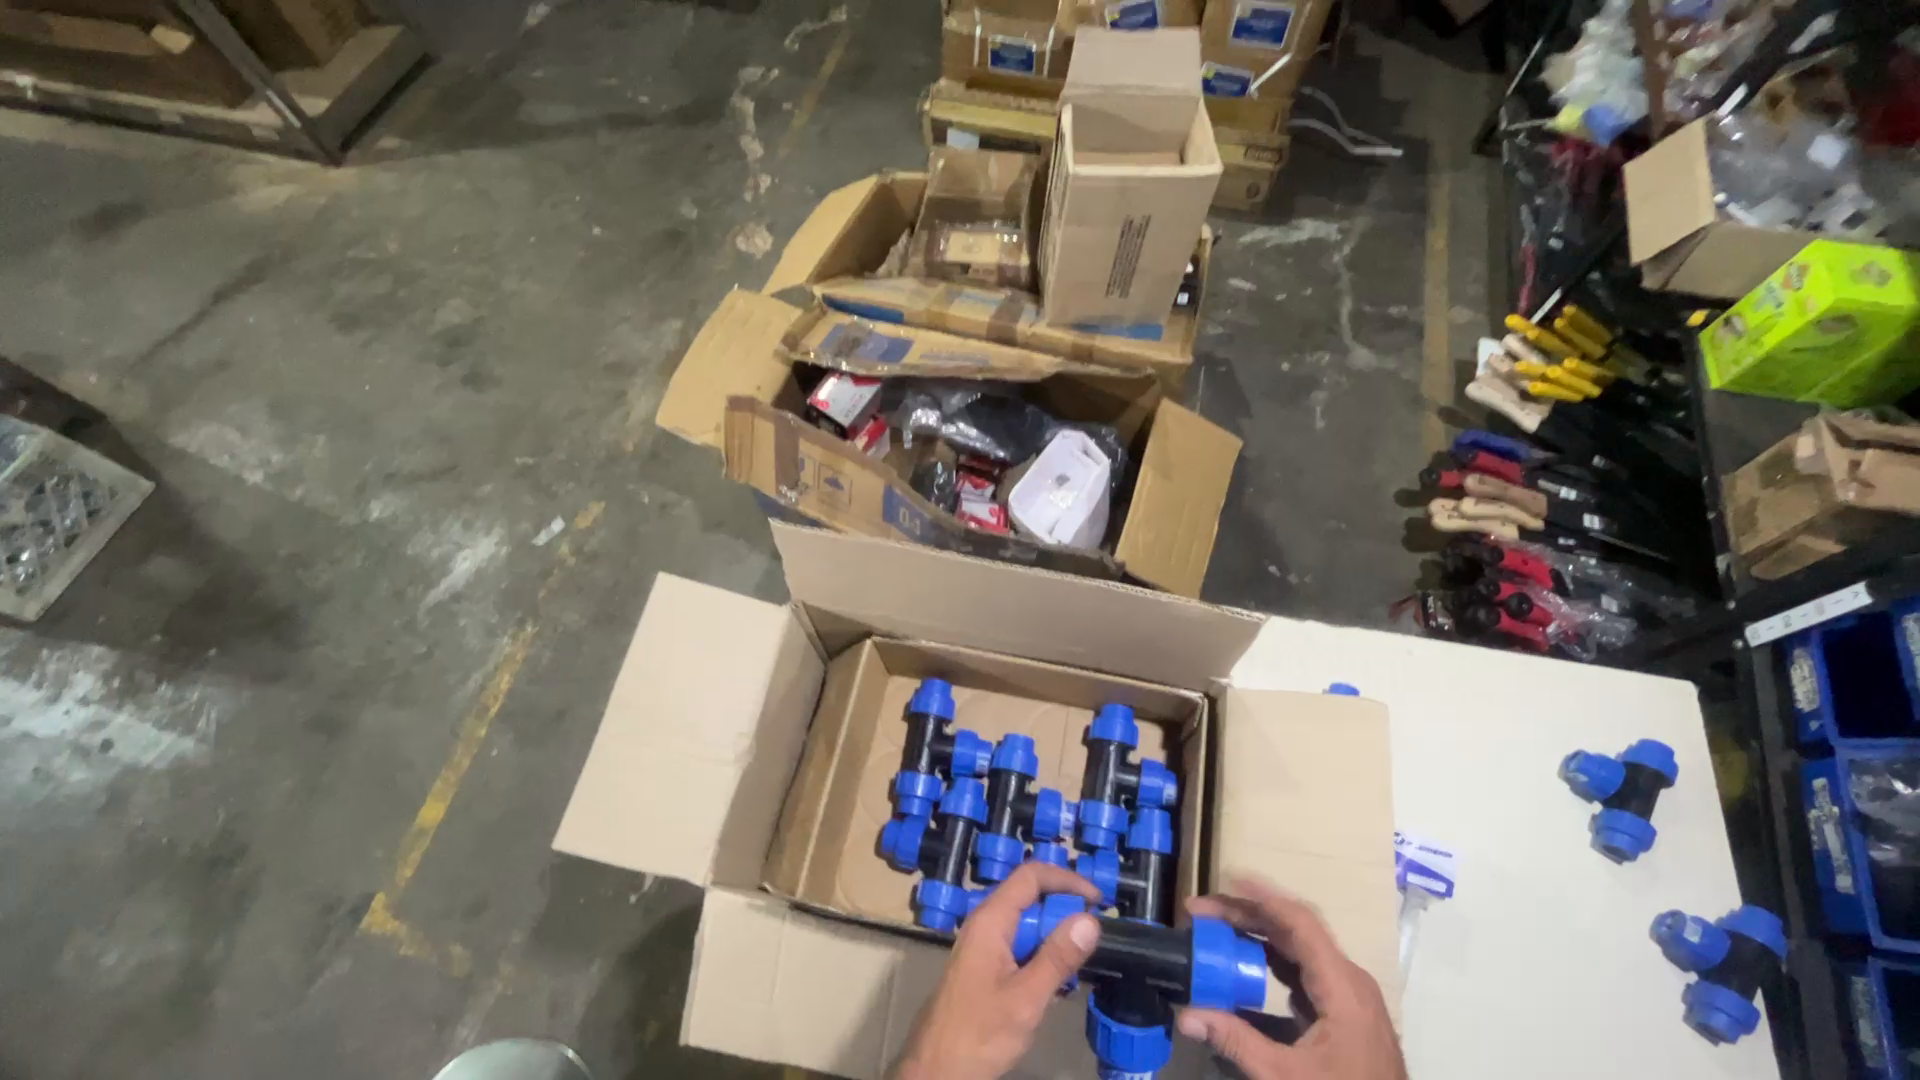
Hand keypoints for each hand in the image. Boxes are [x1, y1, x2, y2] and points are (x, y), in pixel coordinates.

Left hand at [893, 864, 1102, 1079]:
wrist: (936, 1070)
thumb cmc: (979, 1033)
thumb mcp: (1025, 998)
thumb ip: (1057, 958)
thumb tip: (1091, 920)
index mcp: (991, 919)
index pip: (1031, 875)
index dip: (1066, 879)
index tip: (1098, 901)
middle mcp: (986, 923)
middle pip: (1030, 897)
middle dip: (1064, 912)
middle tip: (1092, 940)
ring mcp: (984, 944)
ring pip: (1027, 924)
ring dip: (1054, 938)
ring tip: (1076, 967)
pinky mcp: (986, 966)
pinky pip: (1020, 946)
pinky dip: (1042, 957)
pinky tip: (1055, 987)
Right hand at [1176, 876, 1406, 1079]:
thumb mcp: (1286, 1079)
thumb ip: (1236, 1042)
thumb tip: (1185, 1015)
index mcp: (1343, 988)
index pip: (1300, 922)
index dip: (1262, 896)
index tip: (1226, 878)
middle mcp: (1349, 981)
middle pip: (1295, 930)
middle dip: (1247, 914)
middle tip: (1200, 912)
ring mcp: (1349, 998)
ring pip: (1299, 949)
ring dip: (1257, 935)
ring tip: (1214, 931)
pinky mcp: (1344, 1014)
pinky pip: (1304, 972)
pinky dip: (1271, 960)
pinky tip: (1243, 966)